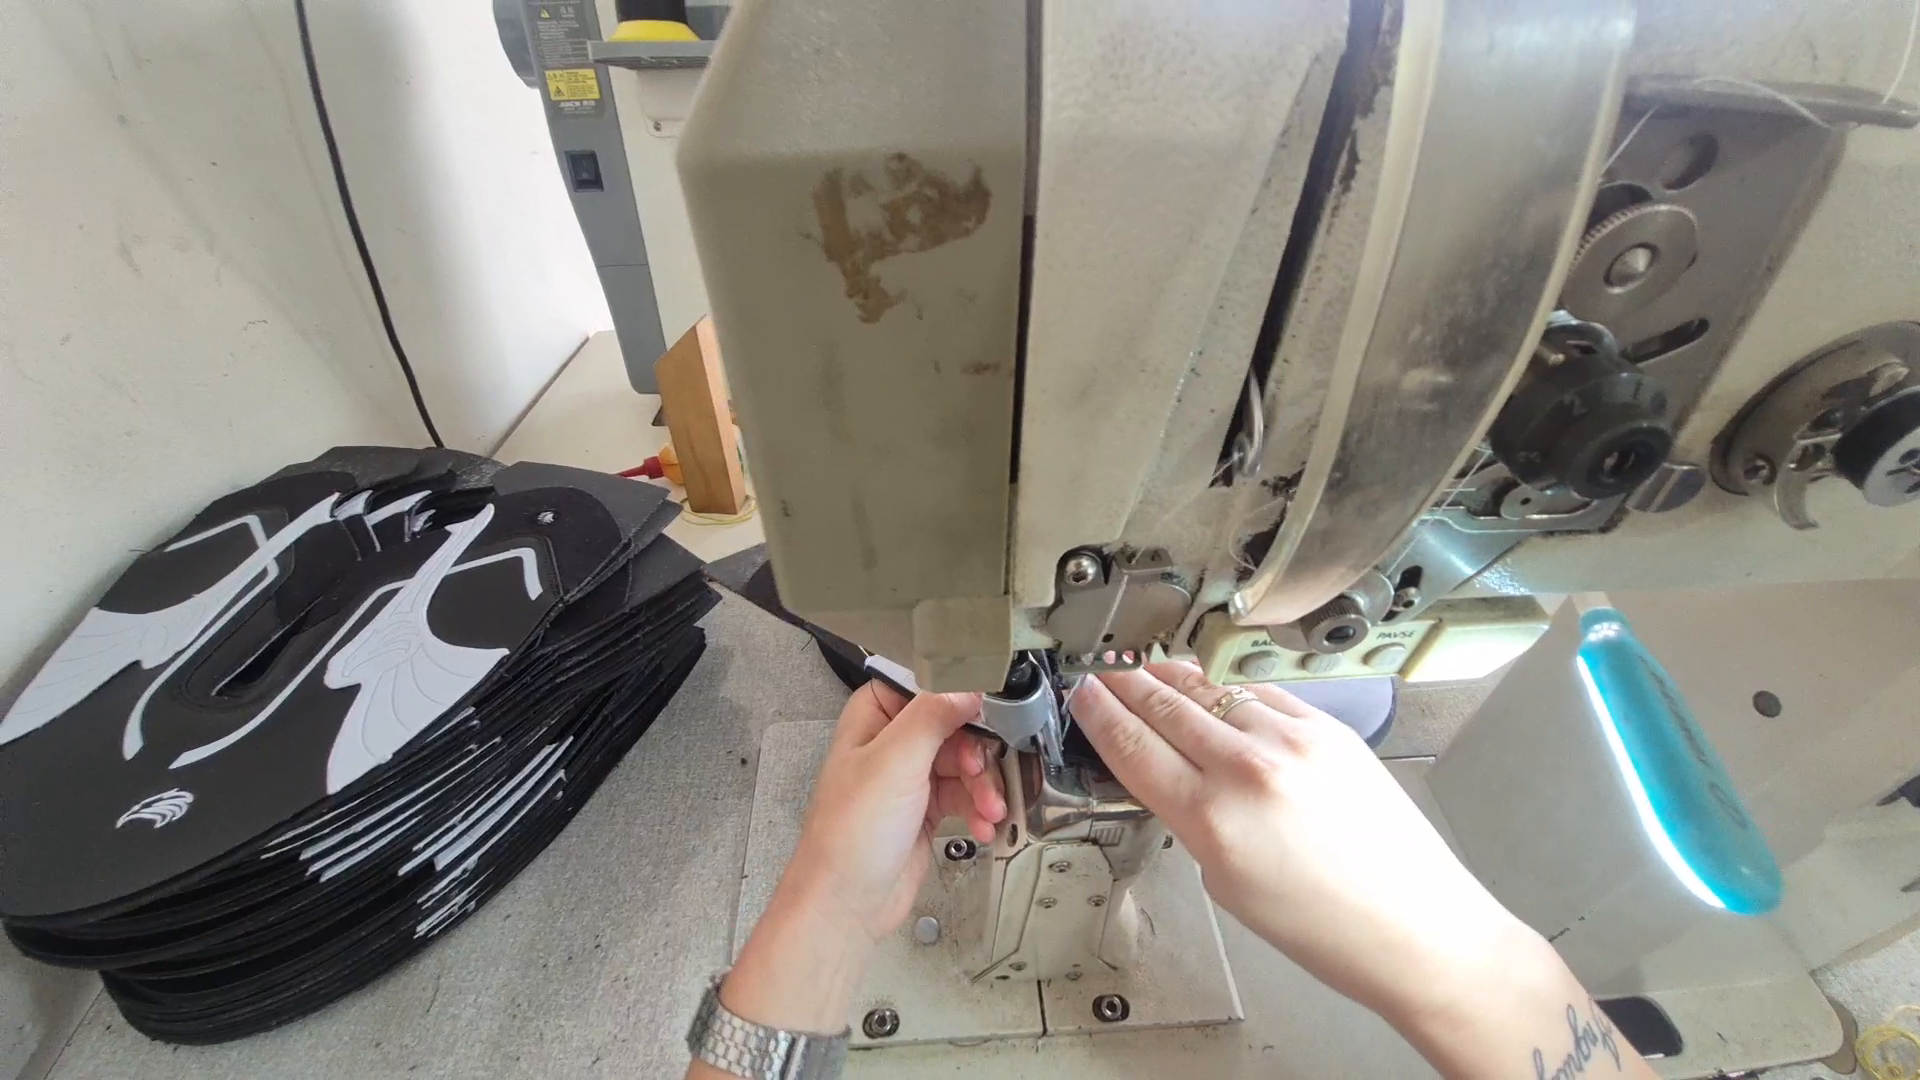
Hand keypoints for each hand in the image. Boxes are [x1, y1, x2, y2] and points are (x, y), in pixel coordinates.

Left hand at [712, 682, 1004, 1040]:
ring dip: (984, 785)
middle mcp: (895, 737)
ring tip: (990, 812)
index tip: (993, 708)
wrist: (847, 906)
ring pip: (968, 759)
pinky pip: (967, 792)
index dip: (962, 693)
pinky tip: (983, 827)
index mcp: (876, 712)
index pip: (929, 683)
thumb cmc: (852, 831)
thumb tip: (972, 683)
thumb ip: (934, 715)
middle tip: (985, 775)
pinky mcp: (929, 805)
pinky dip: (980, 807)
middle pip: (957, 723)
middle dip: (978, 752)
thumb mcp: (894, 761)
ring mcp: (913, 772)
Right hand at [1070, 662, 1548, 1025]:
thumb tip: (1162, 765)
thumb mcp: (1224, 881)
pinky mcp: (1326, 727)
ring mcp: (1291, 740)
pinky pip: (1256, 692)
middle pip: (1163, 706)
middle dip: (1123, 683)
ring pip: (1207, 689)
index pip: (1133, 746)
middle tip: (1101, 667)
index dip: (1098, 713)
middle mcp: (1248, 769)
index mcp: (1212, 820)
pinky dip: (1224, 687)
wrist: (1420, 929)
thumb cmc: (1324, 927)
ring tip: (1143, 666)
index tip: (1081, 692)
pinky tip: (1209, 684)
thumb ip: (1185, 815)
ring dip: (1167, 675)